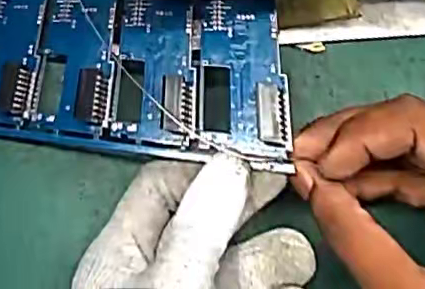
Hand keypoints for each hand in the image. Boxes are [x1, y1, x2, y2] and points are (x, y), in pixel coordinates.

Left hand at [74, 155, 314, 288]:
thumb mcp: (166, 287)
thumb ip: (197, 230)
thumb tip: (229, 166)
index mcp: (122, 255)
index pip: (165, 184)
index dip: (210, 161)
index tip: (253, 150)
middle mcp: (150, 280)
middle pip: (202, 223)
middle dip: (246, 203)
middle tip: (287, 186)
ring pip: (225, 270)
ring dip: (265, 256)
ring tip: (302, 250)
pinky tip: (292, 285)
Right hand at [291, 95, 424, 288]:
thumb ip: (367, 246)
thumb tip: (313, 188)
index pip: (420, 123)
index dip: (361, 133)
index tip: (319, 161)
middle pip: (412, 127)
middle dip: (351, 138)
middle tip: (303, 155)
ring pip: (409, 147)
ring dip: (357, 155)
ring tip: (313, 169)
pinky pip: (417, 177)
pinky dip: (375, 180)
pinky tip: (343, 189)